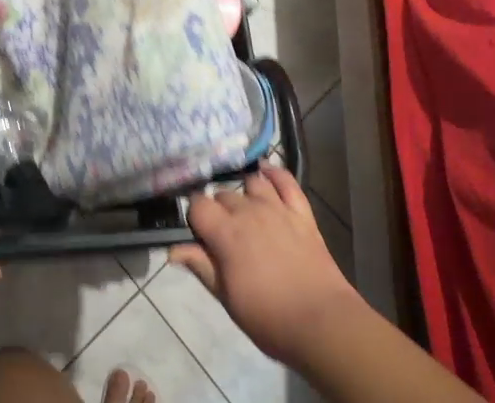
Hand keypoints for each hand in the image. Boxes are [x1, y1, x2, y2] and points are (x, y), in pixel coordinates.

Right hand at [168, 165, 364, 365]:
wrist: (321, 322)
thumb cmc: (268, 317)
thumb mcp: (227, 298)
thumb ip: (201, 266)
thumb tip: (173, 250)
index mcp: (227, 233)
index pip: (198, 205)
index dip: (194, 216)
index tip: (197, 232)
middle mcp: (249, 212)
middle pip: (223, 195)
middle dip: (218, 209)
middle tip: (222, 233)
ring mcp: (278, 209)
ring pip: (252, 182)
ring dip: (243, 193)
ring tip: (244, 209)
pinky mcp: (302, 213)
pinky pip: (287, 181)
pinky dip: (274, 173)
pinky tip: (266, 172)